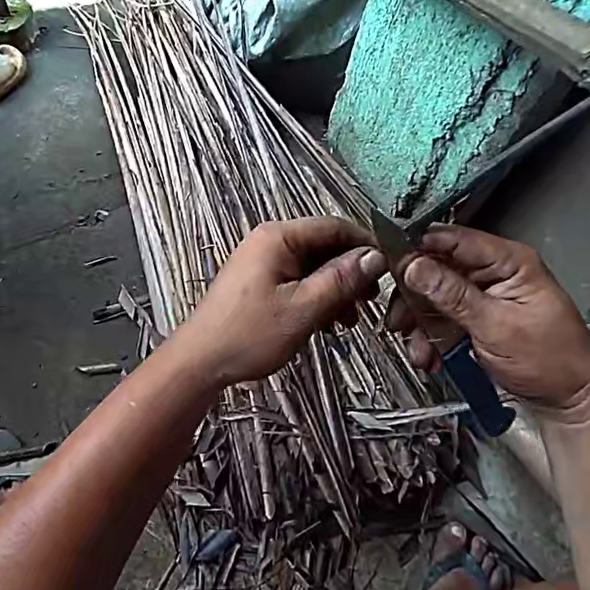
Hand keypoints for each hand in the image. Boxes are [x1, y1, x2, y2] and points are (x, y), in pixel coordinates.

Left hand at [175, 217, 386, 386]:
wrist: (200, 363)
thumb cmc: (248, 334)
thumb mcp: (303, 309)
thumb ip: (341, 281)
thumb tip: (376, 257)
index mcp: (278, 237)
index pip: (334, 227)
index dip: (365, 246)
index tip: (389, 270)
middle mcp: (270, 242)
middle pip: (325, 247)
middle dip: (351, 274)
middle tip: (371, 301)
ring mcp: (264, 262)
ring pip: (314, 267)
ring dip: (336, 291)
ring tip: (350, 321)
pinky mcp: (261, 283)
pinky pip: (299, 281)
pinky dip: (317, 299)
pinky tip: (329, 323)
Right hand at [387, 225, 589, 421]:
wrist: (570, 404)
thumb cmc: (552, 361)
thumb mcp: (495, 325)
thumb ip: (451, 294)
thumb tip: (415, 265)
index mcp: (509, 261)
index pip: (455, 239)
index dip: (420, 247)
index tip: (391, 262)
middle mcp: (494, 274)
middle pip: (438, 269)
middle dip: (415, 296)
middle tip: (399, 317)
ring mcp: (484, 297)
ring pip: (435, 298)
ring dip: (421, 324)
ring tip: (417, 347)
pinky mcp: (477, 320)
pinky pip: (443, 320)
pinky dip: (432, 338)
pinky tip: (430, 356)